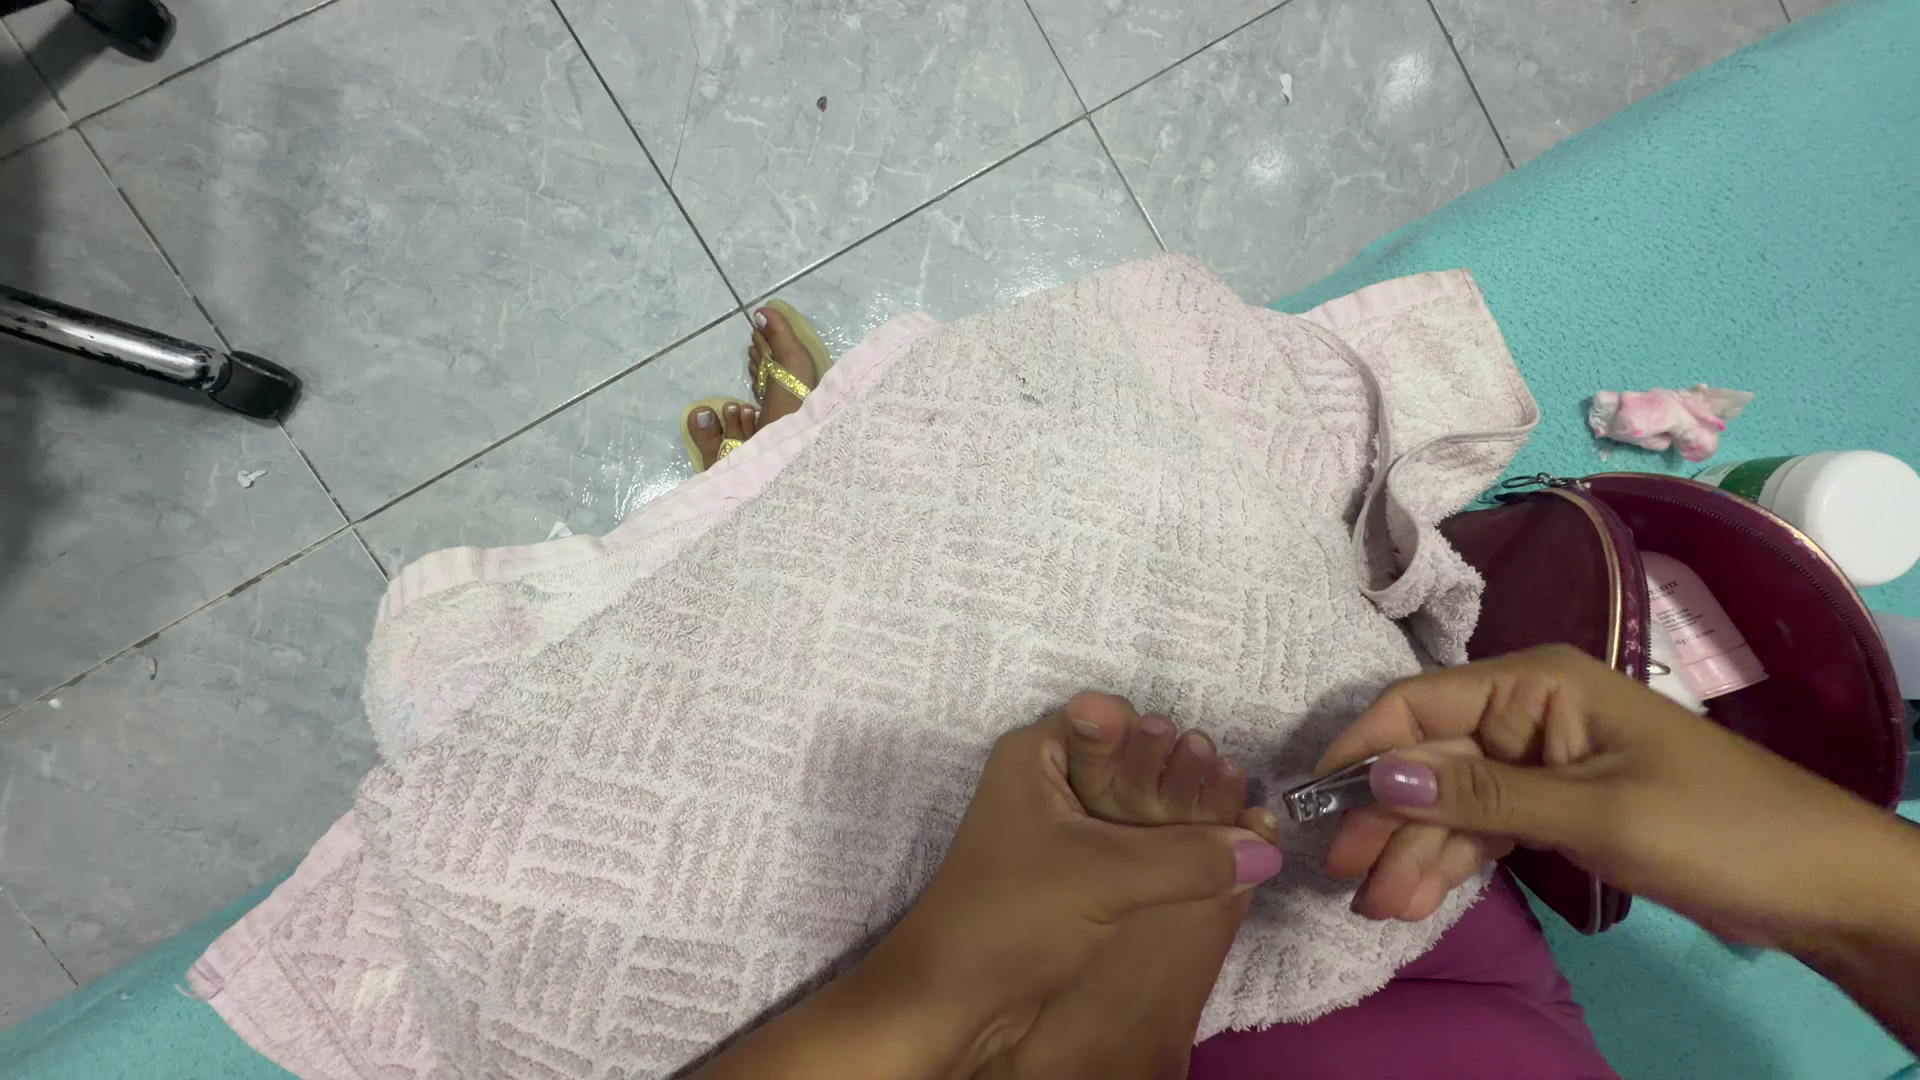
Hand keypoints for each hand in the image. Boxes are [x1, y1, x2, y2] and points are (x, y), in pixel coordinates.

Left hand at [875, 711, 1282, 1068]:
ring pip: (1132, 803)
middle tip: (1226, 792)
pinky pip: (1128, 841)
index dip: (1156, 739)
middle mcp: (1047, 775)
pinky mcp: (1072, 864)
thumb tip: (1266, 849)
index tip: (1202, 766)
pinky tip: (1210, 860)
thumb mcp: (1105, 876)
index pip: (1111, 717)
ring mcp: (1059, 821)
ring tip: (1231, 825)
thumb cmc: (1015, 915)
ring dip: (1176, 818)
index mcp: (1037, 752)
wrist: (958, 999)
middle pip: (1127, 758)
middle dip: (1176, 778)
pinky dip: (1164, 849)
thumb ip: (1188, 858)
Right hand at [1318, 645, 1907, 948]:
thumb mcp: (1595, 814)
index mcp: (1531, 686)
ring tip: (1377, 907)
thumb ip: (1477, 794)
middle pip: (1426, 761)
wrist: (1843, 898)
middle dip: (1387, 819)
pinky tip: (1414, 898)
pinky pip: (1478, 829)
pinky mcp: (1544, 806)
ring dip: (1413, 853)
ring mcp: (1529, 762)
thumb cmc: (1724, 830)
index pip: (1418, 704)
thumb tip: (1375, 776)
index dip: (1362, 747)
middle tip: (1341, 871)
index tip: (1316, 796)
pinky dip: (1449, 863)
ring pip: (1446, 803)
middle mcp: (1519, 714)